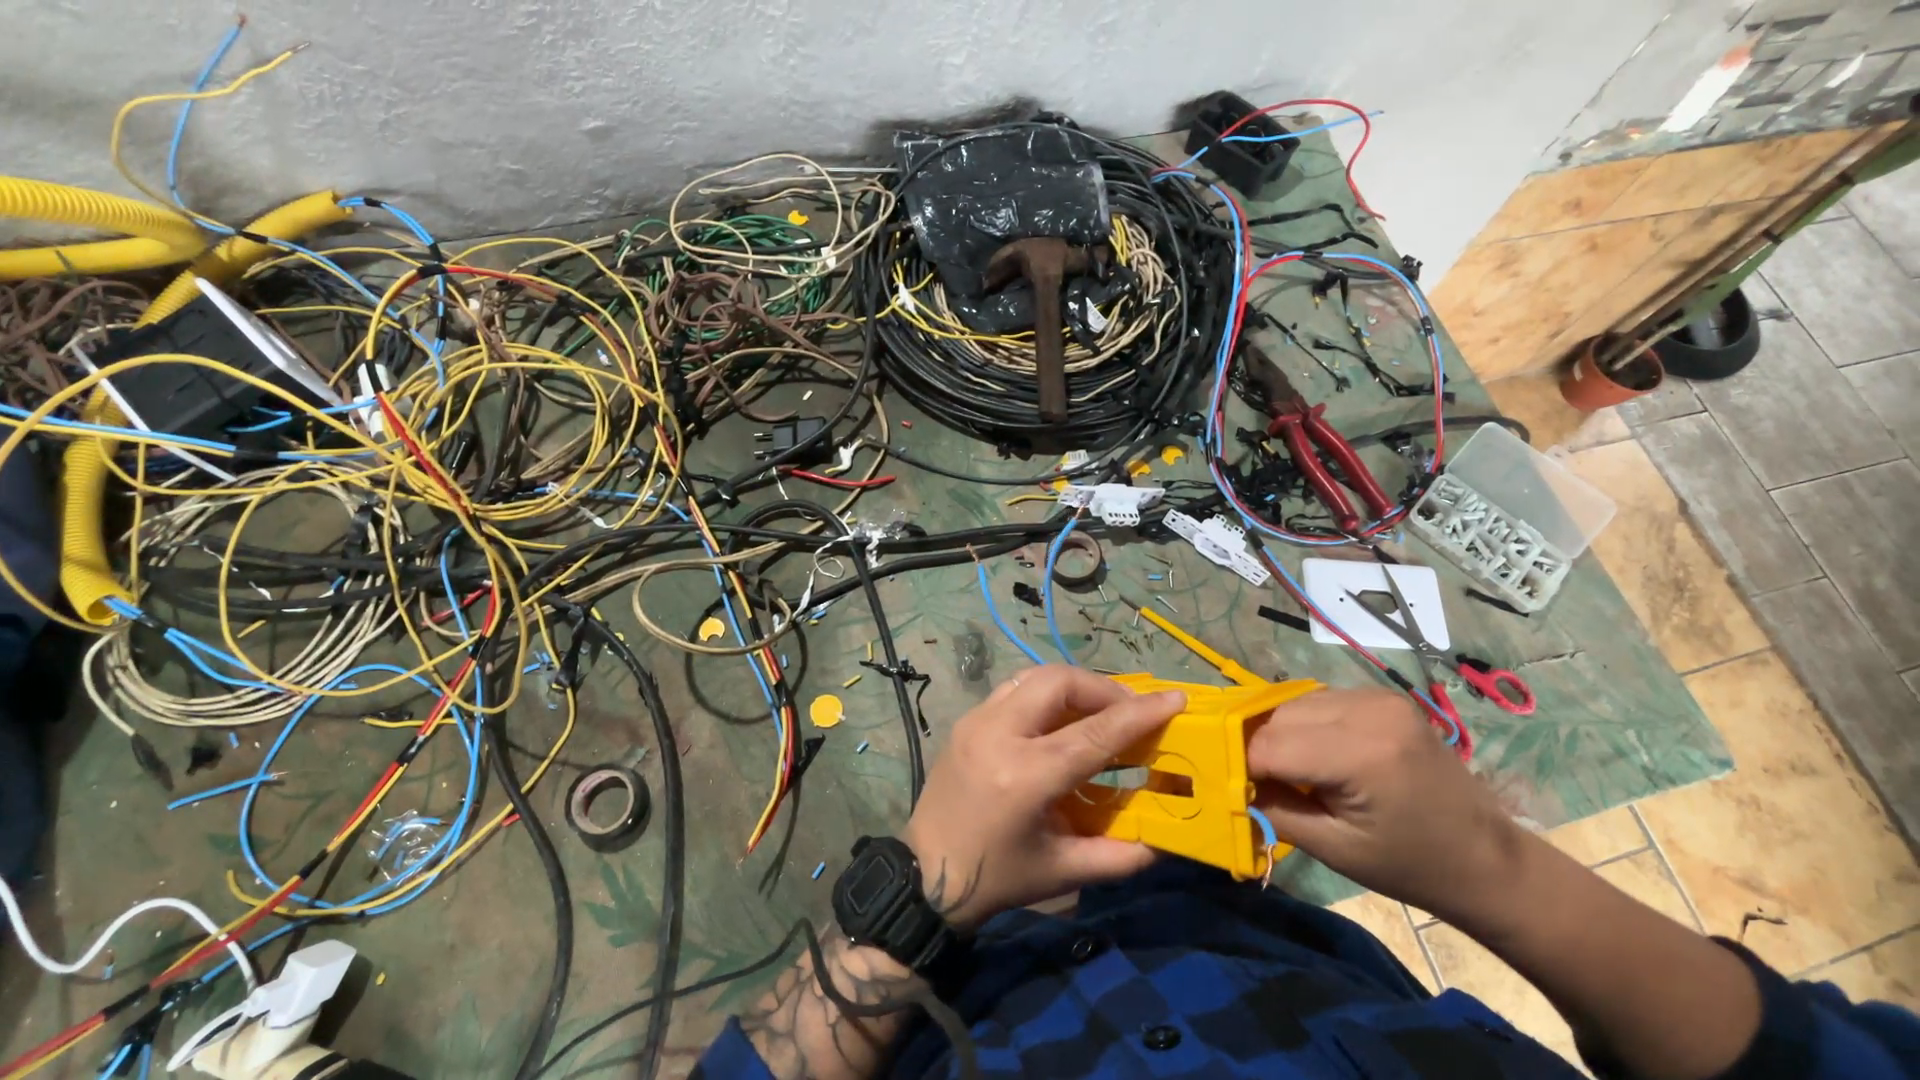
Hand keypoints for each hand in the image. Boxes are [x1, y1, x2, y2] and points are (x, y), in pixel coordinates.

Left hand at [900, 666, 1184, 930]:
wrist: (924, 876)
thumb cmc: (997, 878)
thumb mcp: (1063, 872)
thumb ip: (1120, 855)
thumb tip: (1166, 838)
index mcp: (1024, 776)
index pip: (1093, 732)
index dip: (1138, 713)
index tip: (1174, 699)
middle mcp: (997, 735)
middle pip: (1059, 682)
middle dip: (1103, 689)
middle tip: (1130, 712)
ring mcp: (975, 722)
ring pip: (1034, 677)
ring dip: (1073, 686)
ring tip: (1099, 713)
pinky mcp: (965, 721)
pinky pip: (1013, 689)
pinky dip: (1045, 694)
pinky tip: (1061, 721)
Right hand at [1248, 688, 1531, 920]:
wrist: (1486, 858)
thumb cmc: (1409, 865)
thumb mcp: (1333, 848)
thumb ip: (1273, 808)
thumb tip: (1224, 785)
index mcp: (1361, 753)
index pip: (1268, 744)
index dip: (1238, 766)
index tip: (1225, 789)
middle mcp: (1368, 710)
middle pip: (1277, 716)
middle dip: (1253, 747)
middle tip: (1248, 783)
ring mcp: (1378, 698)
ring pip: (1293, 703)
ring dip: (1275, 732)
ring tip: (1279, 771)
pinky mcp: (1382, 697)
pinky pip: (1319, 701)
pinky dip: (1301, 724)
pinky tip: (1308, 754)